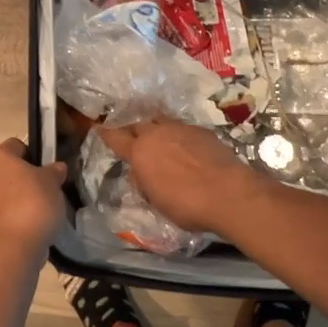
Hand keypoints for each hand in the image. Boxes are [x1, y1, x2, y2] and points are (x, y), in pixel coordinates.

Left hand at [0, 138, 68, 254]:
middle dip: (28, 174)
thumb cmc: (34, 202)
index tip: (48, 169)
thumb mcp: (52, 181)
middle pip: (10, 166)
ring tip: (42, 204)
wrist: (18, 245)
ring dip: (21, 191)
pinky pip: (5, 204)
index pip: (18, 145)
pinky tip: (32, 217)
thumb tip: (58, 168)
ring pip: (7, 185)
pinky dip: (16, 207)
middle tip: (47, 186)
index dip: (35, 155)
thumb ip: (54, 170)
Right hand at [98, 119, 266, 234]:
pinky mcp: (201, 130)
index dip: (106, 133)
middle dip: (133, 129)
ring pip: (161, 121)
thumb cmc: (187, 205)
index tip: (99, 128)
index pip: (115, 137)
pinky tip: (185, 147)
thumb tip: (140, 173)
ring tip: (159, 137)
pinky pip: (182, 128)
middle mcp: (156, 133)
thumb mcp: (156, 201)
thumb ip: (144, 182)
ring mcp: (180, 128)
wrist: (228, 193)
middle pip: (138, 124)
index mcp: (139, 152)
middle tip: (132, 136)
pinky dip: (178, 135)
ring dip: (156, 128)